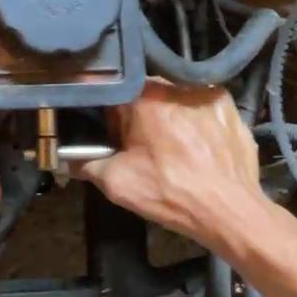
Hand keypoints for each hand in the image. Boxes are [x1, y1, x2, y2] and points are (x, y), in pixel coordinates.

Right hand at [76, 81, 265, 246]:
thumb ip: (86, 164)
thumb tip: (66, 159)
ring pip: (176, 97)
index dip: (108, 114)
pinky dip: (197, 121)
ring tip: (173, 148)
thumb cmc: (171, 193)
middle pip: (146, 92)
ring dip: (170, 116)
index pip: (114, 91)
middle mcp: (176, 84)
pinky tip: (198, 146)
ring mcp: (207, 92)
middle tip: (141, 145)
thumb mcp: (118, 183)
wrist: (230, 212)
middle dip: (140, 114)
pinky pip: (203, 106)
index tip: (110, 134)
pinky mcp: (229, 106)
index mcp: (145, 95)